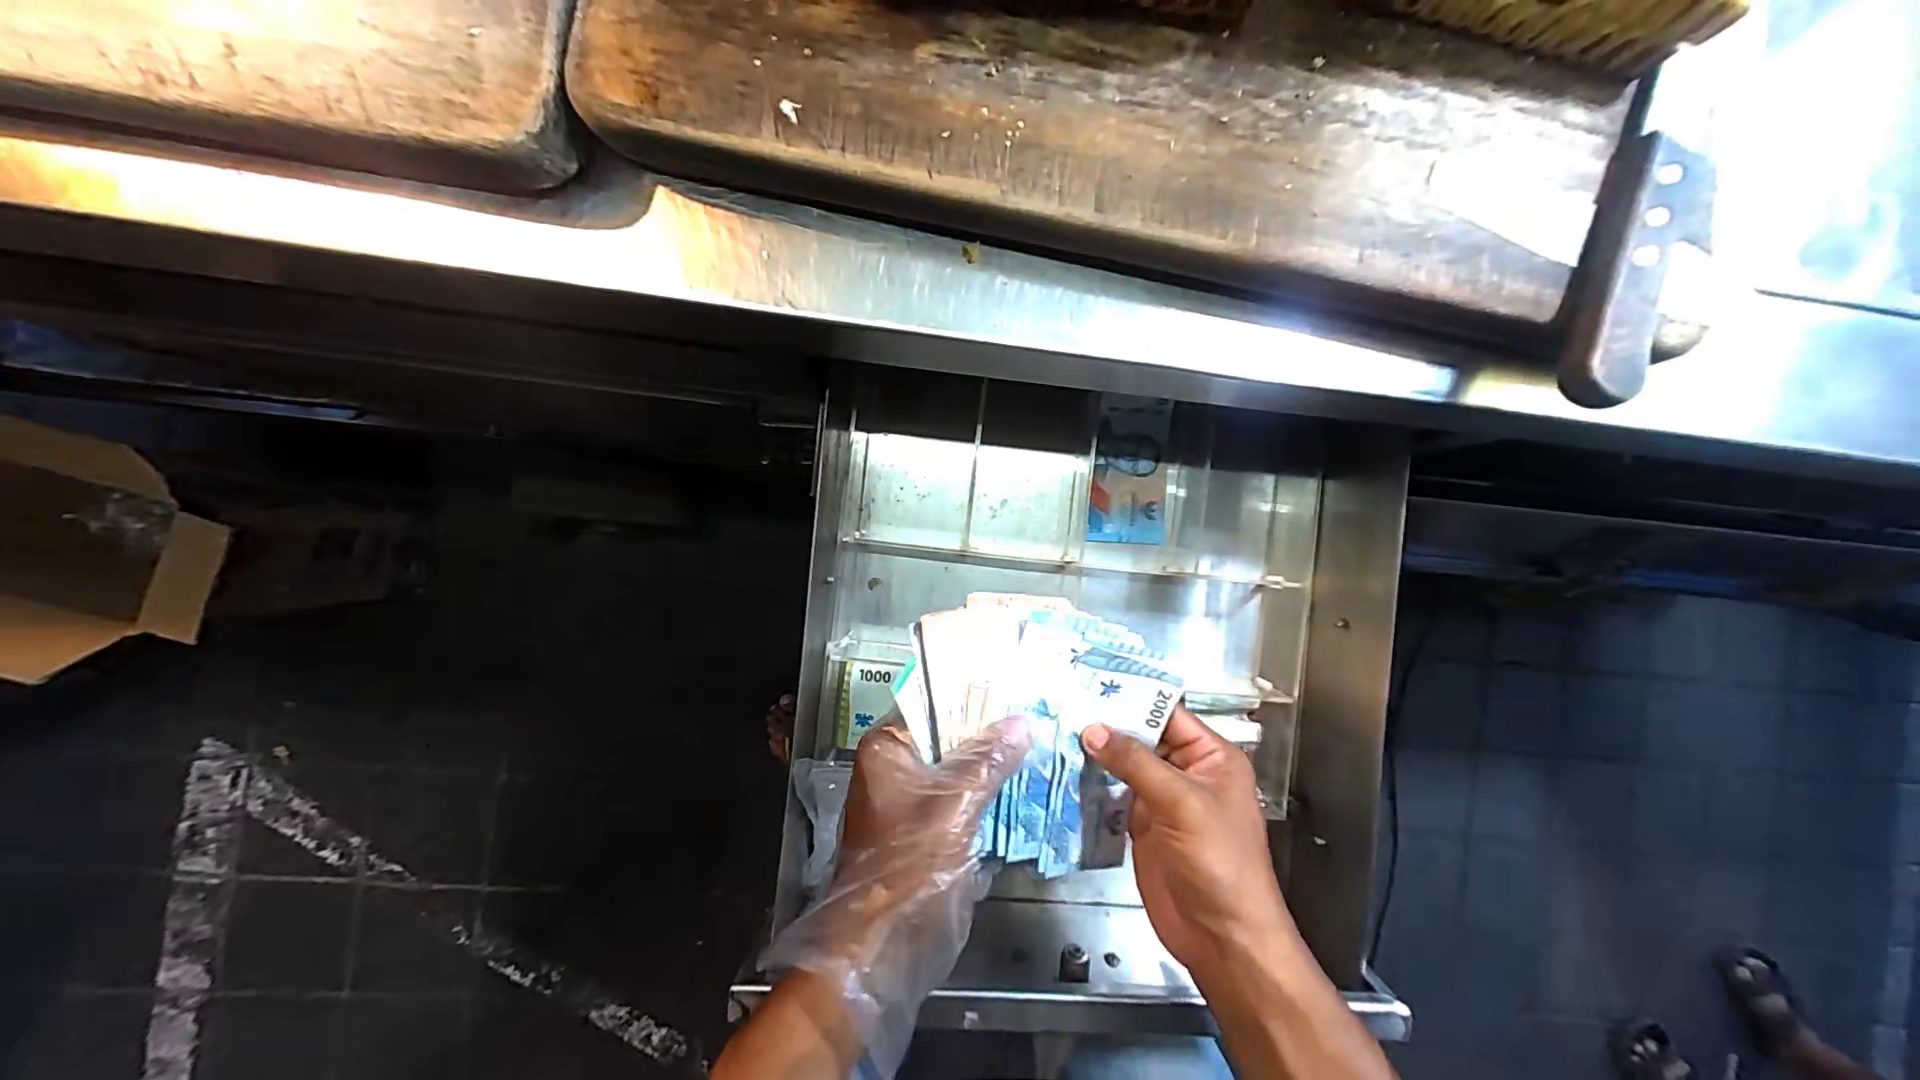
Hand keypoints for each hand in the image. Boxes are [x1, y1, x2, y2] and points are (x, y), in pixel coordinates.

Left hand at [806, 716, 1029, 974]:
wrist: (886, 947)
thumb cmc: (909, 864)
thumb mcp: (954, 802)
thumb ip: (989, 759)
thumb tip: (1022, 722)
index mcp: (888, 750)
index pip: (932, 705)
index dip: (972, 696)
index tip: (1014, 688)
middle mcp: (898, 771)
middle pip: (951, 739)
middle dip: (992, 734)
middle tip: (1038, 717)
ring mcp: (917, 805)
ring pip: (964, 774)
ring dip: (999, 767)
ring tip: (1043, 745)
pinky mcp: (936, 835)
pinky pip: (970, 804)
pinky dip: (996, 798)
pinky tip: (1032, 787)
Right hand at [1081, 705, 1294, 977]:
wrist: (1224, 939)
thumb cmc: (1222, 867)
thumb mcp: (1182, 804)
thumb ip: (1136, 763)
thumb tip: (1094, 730)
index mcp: (1210, 758)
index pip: (1167, 713)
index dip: (1132, 698)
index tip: (1092, 683)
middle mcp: (1185, 772)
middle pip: (1141, 737)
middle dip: (1106, 725)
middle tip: (1063, 706)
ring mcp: (1161, 799)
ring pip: (1123, 765)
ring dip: (1095, 755)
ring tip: (1056, 733)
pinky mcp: (1141, 825)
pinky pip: (1112, 795)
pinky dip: (1091, 786)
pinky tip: (1066, 773)